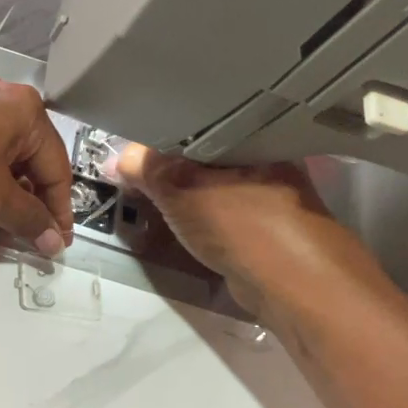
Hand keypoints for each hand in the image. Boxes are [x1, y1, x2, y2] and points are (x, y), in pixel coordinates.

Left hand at [0, 78, 72, 254]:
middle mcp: (2, 96)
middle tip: (22, 237)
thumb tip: (52, 241)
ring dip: (1, 193)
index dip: (58, 210)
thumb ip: (26, 219)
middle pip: (28, 159)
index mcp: (26, 109)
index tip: (56, 242)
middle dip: (26, 203)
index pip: (56, 167)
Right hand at [116, 144, 383, 319]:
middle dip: (166, 168)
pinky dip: (195, 215)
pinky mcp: (262, 226)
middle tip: (133, 178)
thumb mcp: (181, 189)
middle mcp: (264, 161)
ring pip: (209, 185)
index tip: (128, 153)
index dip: (159, 138)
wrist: (291, 280)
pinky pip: (218, 210)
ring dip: (179, 194)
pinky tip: (178, 223)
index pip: (197, 127)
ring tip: (149, 199)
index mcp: (252, 139)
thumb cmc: (240, 224)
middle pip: (201, 157)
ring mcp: (266, 195)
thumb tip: (116, 158)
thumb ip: (148, 170)